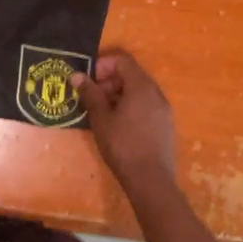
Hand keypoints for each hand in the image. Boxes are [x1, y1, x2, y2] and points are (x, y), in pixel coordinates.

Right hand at [72, 50, 176, 192]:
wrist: (151, 181)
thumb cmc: (123, 145)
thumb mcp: (101, 118)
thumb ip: (90, 93)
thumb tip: (77, 75)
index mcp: (141, 86)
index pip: (122, 60)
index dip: (103, 65)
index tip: (89, 80)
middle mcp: (156, 93)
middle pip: (131, 74)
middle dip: (109, 80)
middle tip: (92, 96)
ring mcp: (164, 110)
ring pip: (139, 90)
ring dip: (119, 93)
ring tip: (102, 111)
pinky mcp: (165, 125)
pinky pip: (146, 105)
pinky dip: (131, 105)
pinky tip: (118, 124)